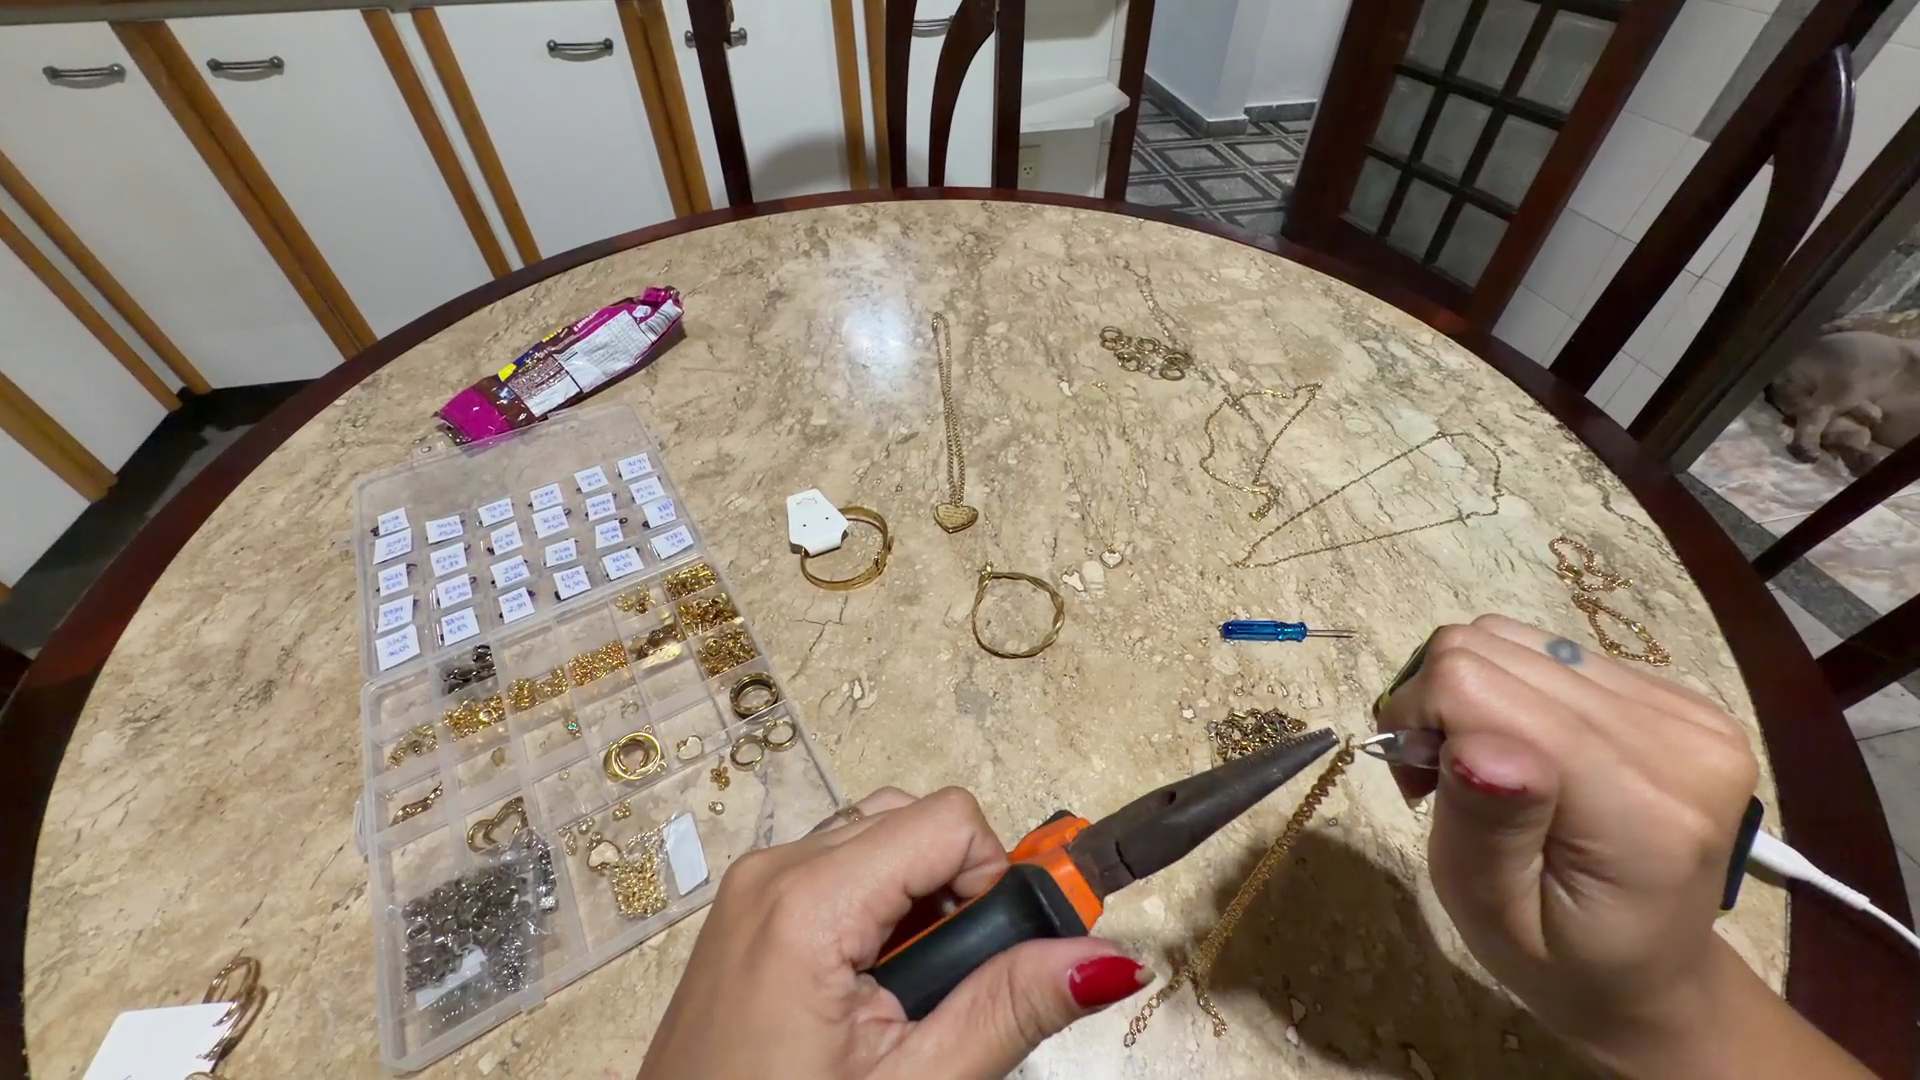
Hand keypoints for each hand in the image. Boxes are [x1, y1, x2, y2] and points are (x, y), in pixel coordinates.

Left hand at [638, 787, 1152, 1079]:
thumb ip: (1011, 1007)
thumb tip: (1105, 957)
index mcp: (808, 900)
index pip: (947, 818)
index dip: (991, 876)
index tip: (994, 950)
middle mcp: (775, 867)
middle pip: (912, 820)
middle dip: (955, 887)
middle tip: (952, 979)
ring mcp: (756, 881)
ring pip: (879, 835)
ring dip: (918, 895)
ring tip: (910, 988)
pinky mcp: (751, 902)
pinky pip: (840, 861)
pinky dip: (878, 901)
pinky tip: (872, 981)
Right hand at [1375, 615, 1760, 1069]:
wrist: (1651, 974)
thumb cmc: (1554, 954)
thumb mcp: (1489, 910)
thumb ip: (1485, 825)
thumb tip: (1474, 746)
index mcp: (1638, 808)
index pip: (1475, 685)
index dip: (1417, 716)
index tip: (1417, 780)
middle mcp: (1678, 740)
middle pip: (1486, 647)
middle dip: (1434, 701)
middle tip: (1438, 773)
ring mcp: (1686, 711)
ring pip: (1508, 636)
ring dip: (1466, 688)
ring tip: (1476, 758)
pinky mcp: (1675, 696)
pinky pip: (1543, 648)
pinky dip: (1504, 686)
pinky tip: (1516, 742)